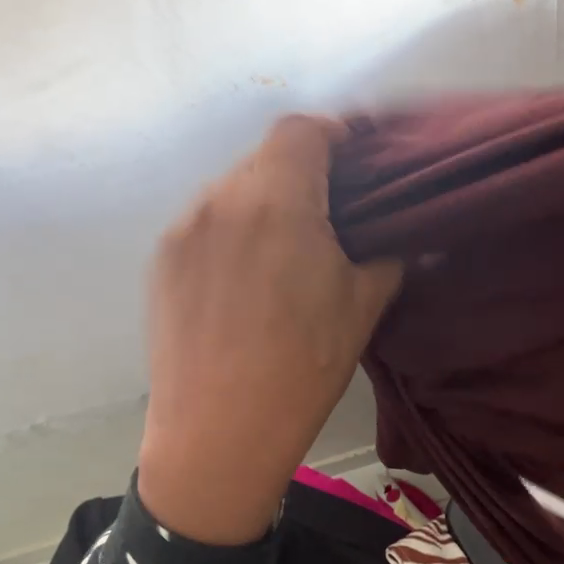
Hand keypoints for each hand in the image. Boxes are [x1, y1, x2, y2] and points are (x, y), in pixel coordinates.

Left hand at [139, 115, 402, 543]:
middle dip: (303, 171)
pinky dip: (236, 229)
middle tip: (333, 211)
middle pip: (266, 156)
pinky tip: (252, 276)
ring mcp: (183, 229)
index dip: (333, 133)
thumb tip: (401, 235)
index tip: (356, 156)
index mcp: (277, 201)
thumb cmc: (304, 365)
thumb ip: (388, 254)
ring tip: (290, 248)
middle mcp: (221, 199)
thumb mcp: (364, 305)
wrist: (220, 432)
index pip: (302, 130)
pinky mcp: (161, 260)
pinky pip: (207, 222)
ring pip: (233, 188)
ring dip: (267, 201)